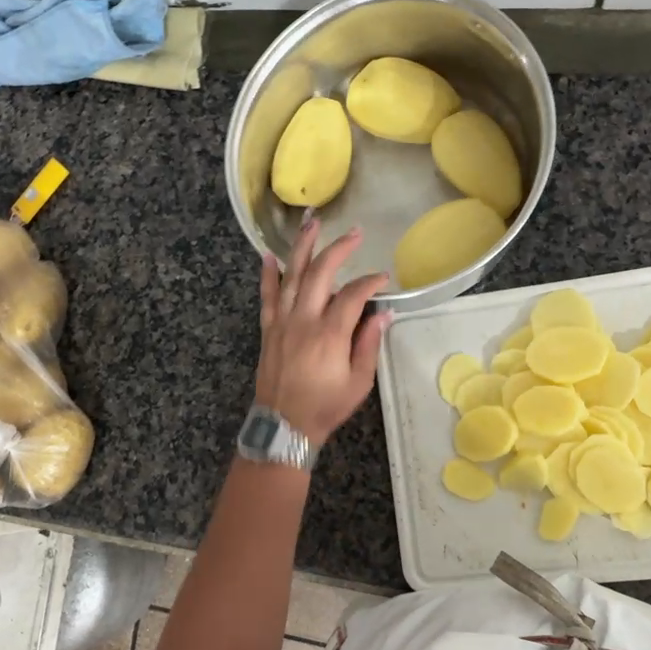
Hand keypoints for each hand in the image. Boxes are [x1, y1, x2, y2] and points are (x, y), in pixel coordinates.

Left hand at [254, 221, 390, 444]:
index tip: (383, 279)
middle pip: (320, 273)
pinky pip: (267, 296)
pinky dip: (267, 275)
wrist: (284, 425)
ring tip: (310, 224)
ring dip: (301, 248)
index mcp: (330, 334)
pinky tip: (269, 255)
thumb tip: (383, 315)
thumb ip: (369, 345)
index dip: (370, 282)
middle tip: (354, 233)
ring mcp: (282, 323)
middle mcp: (304, 320)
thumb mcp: (358, 382)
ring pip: (291, 276)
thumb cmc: (325, 407)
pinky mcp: (268, 330)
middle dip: (338, 249)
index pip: (354, 295)